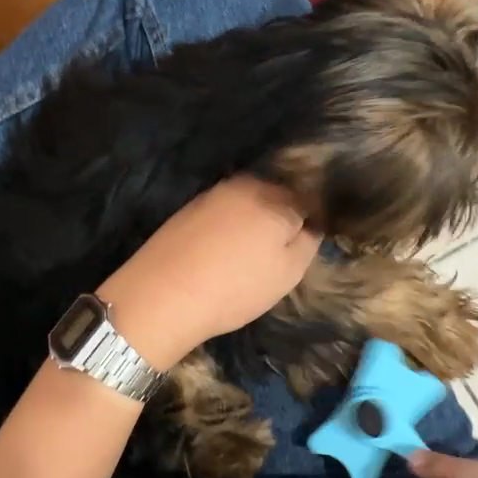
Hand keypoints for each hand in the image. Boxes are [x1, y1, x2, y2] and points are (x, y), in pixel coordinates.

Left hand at [97, 175, 320, 369]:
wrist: (163, 292)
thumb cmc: (236, 287)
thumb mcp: (287, 273)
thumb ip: (308, 241)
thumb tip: (312, 223)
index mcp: (278, 199)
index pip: (310, 199)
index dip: (314, 219)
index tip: (309, 240)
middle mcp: (248, 185)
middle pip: (278, 195)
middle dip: (284, 215)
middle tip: (280, 249)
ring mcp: (216, 192)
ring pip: (250, 200)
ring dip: (255, 218)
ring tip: (250, 252)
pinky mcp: (192, 205)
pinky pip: (225, 209)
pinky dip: (230, 223)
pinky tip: (223, 249)